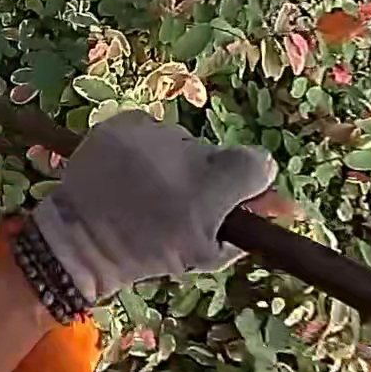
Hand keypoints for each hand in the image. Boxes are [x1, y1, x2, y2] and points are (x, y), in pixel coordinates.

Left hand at [33, 112, 275, 303]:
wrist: (82, 236)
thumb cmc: (149, 250)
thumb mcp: (206, 250)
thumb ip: (250, 225)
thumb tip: (287, 204)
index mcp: (210, 187)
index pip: (257, 162)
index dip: (247, 180)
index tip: (230, 194)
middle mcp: (185, 150)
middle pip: (213, 153)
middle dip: (203, 173)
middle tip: (175, 198)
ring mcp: (150, 132)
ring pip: (179, 140)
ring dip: (171, 158)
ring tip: (144, 186)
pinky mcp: (122, 121)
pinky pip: (149, 128)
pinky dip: (145, 145)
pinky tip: (129, 169)